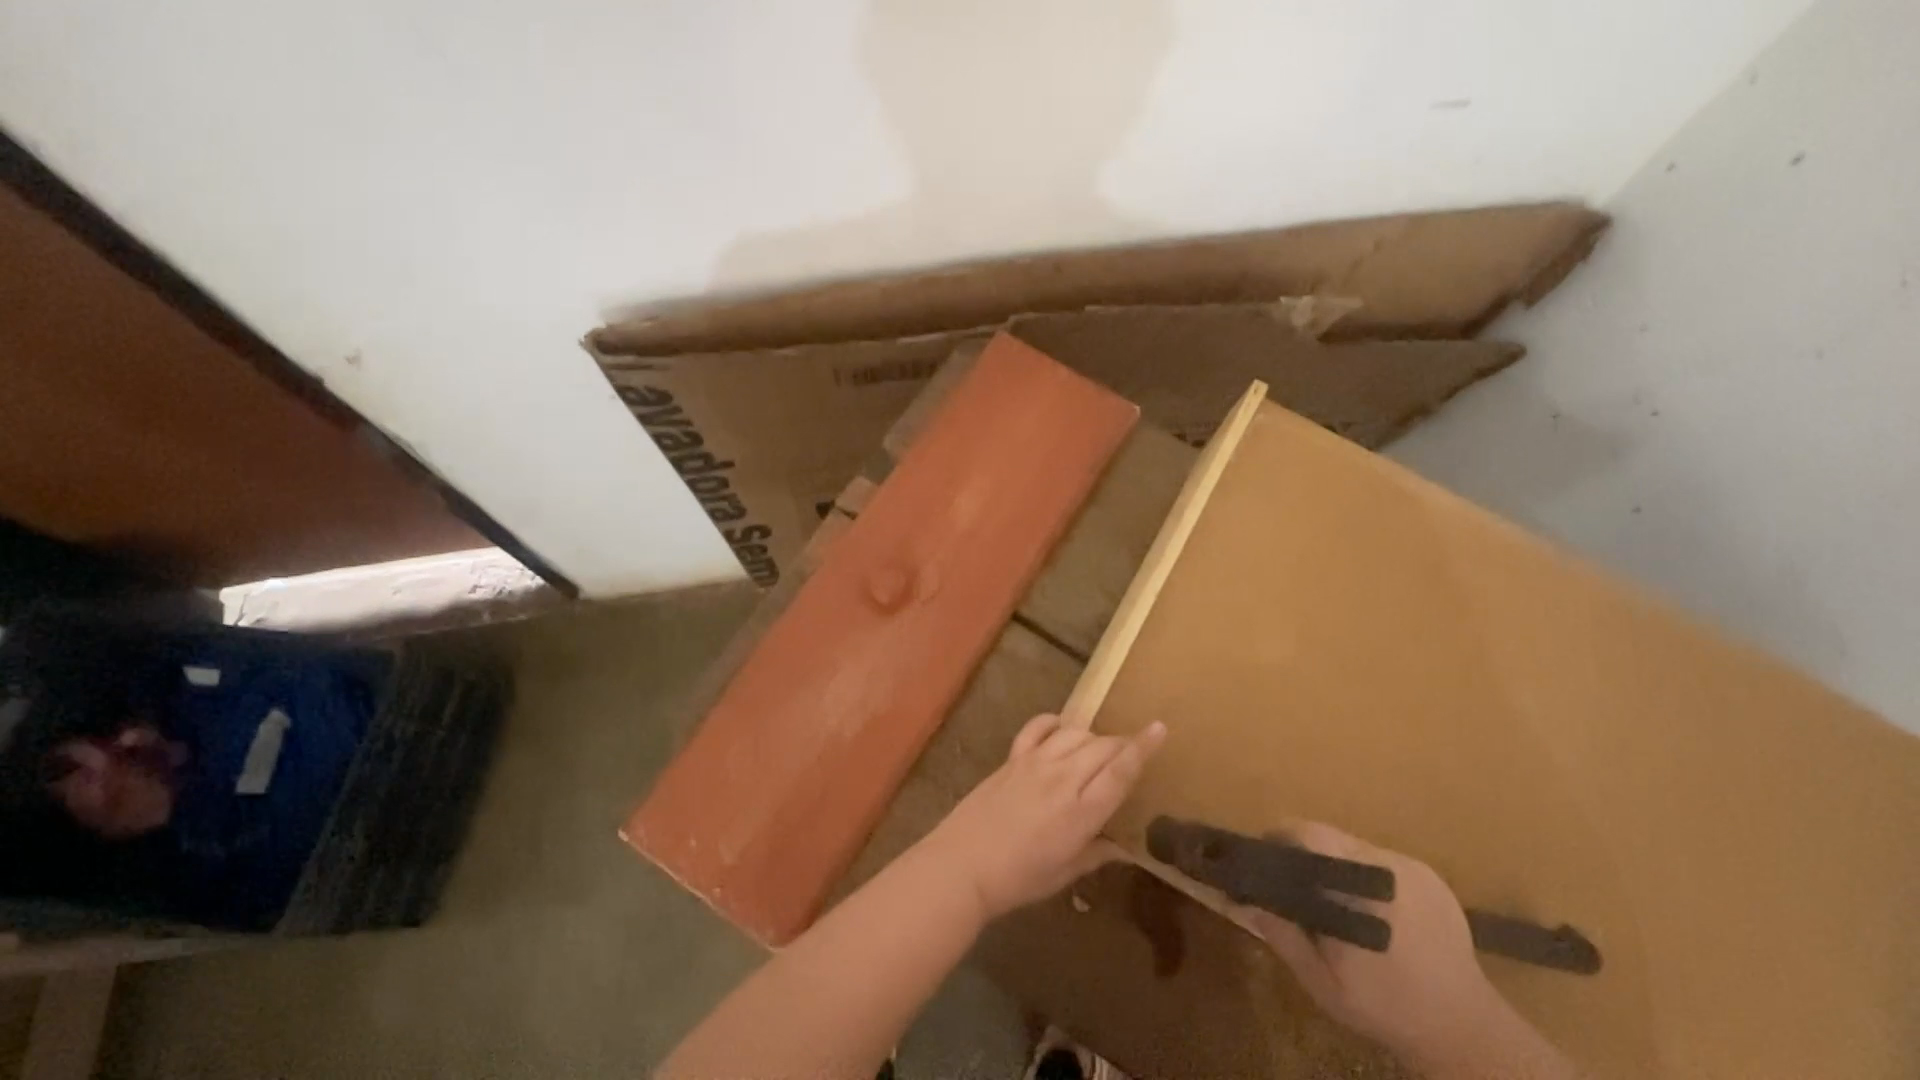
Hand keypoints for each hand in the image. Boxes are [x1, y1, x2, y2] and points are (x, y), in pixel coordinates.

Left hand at [920, 713, 1165, 919]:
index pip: (1121, 770)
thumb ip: (1097, 854)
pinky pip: (1038, 728)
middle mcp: (1063, 779)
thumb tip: (1125, 849)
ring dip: (1093, 736)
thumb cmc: (1019, 879)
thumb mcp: (1065, 873)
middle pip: (1103, 747)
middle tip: (1131, 752)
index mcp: (1082, 811)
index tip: (1160, 727)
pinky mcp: (1012, 758)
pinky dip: (1054, 723)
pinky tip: (1061, 728)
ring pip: (1076, 734)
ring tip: (1099, 748)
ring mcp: (1035, 763)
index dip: (1143, 747)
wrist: (962, 865)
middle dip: (1123, 744)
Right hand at [1243, 824, 1520, 1071]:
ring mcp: (1415, 869)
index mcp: (1360, 885)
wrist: (1464, 1029)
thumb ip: (1283, 934)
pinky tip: (1368, 911)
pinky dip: (1366, 877)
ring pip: (1357, 849)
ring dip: (1336, 867)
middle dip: (1306, 855)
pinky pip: (1384, 863)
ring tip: (1331, 902)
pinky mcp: (1433, 878)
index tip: (1263, 858)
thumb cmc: (1385, 1006)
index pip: (1310, 834)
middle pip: (1332, 838)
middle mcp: (1389, 865)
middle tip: (1292, 886)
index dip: (1280, 838)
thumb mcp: (1321, 980)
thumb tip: (1245, 899)